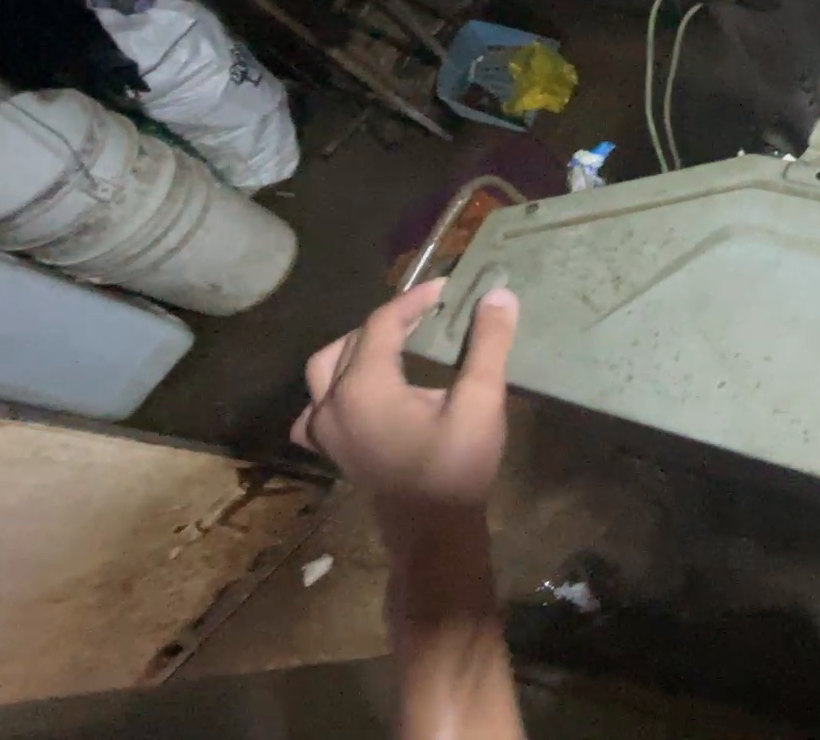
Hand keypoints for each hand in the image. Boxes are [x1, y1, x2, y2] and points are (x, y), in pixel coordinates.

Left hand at [293, 278, 519, 509]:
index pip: (381, 324)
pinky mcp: (330, 448)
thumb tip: (498, 295)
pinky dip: (341, 382)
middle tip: (428, 312)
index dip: (414, 300)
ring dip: (360, 346)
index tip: (448, 287)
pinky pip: (320, 402)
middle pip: (350, 342)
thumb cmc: (458, 464)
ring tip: (398, 340)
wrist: (433, 531)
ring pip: (327, 369)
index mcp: (363, 387)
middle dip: (388, 321)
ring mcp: (324, 429)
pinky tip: (365, 388)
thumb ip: (487, 344)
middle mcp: (331, 404)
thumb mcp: (481, 400)